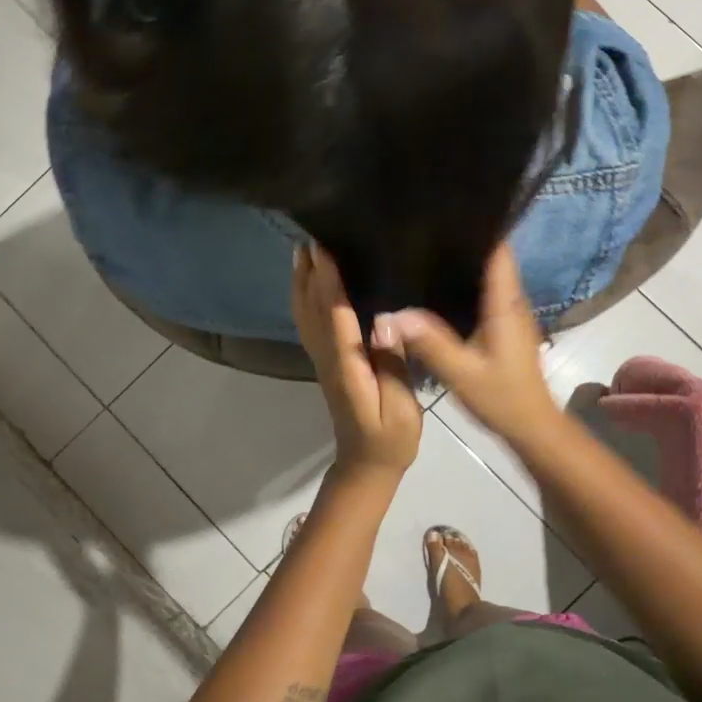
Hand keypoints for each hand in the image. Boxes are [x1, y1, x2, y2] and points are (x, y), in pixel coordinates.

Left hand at [292, 245, 421, 478]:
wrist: (367, 466)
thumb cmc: (390, 439)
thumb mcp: (401, 408)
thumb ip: (393, 365)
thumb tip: (384, 322)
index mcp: (348, 365)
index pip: (335, 315)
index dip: (328, 281)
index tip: (324, 248)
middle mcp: (329, 359)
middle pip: (313, 310)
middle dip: (310, 273)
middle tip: (309, 235)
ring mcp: (325, 363)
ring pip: (305, 317)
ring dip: (301, 284)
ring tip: (301, 253)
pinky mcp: (328, 366)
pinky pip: (310, 327)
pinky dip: (306, 302)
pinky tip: (310, 288)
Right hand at [387, 245, 561, 444]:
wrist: (532, 428)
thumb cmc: (502, 398)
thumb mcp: (460, 373)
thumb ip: (428, 342)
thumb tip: (389, 315)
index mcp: (506, 305)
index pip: (498, 251)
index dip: (480, 226)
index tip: (449, 211)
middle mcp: (513, 303)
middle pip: (492, 259)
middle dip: (464, 241)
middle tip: (426, 228)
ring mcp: (511, 316)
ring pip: (488, 277)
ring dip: (464, 265)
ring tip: (426, 251)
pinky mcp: (506, 330)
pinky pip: (485, 296)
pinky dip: (465, 286)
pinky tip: (437, 290)